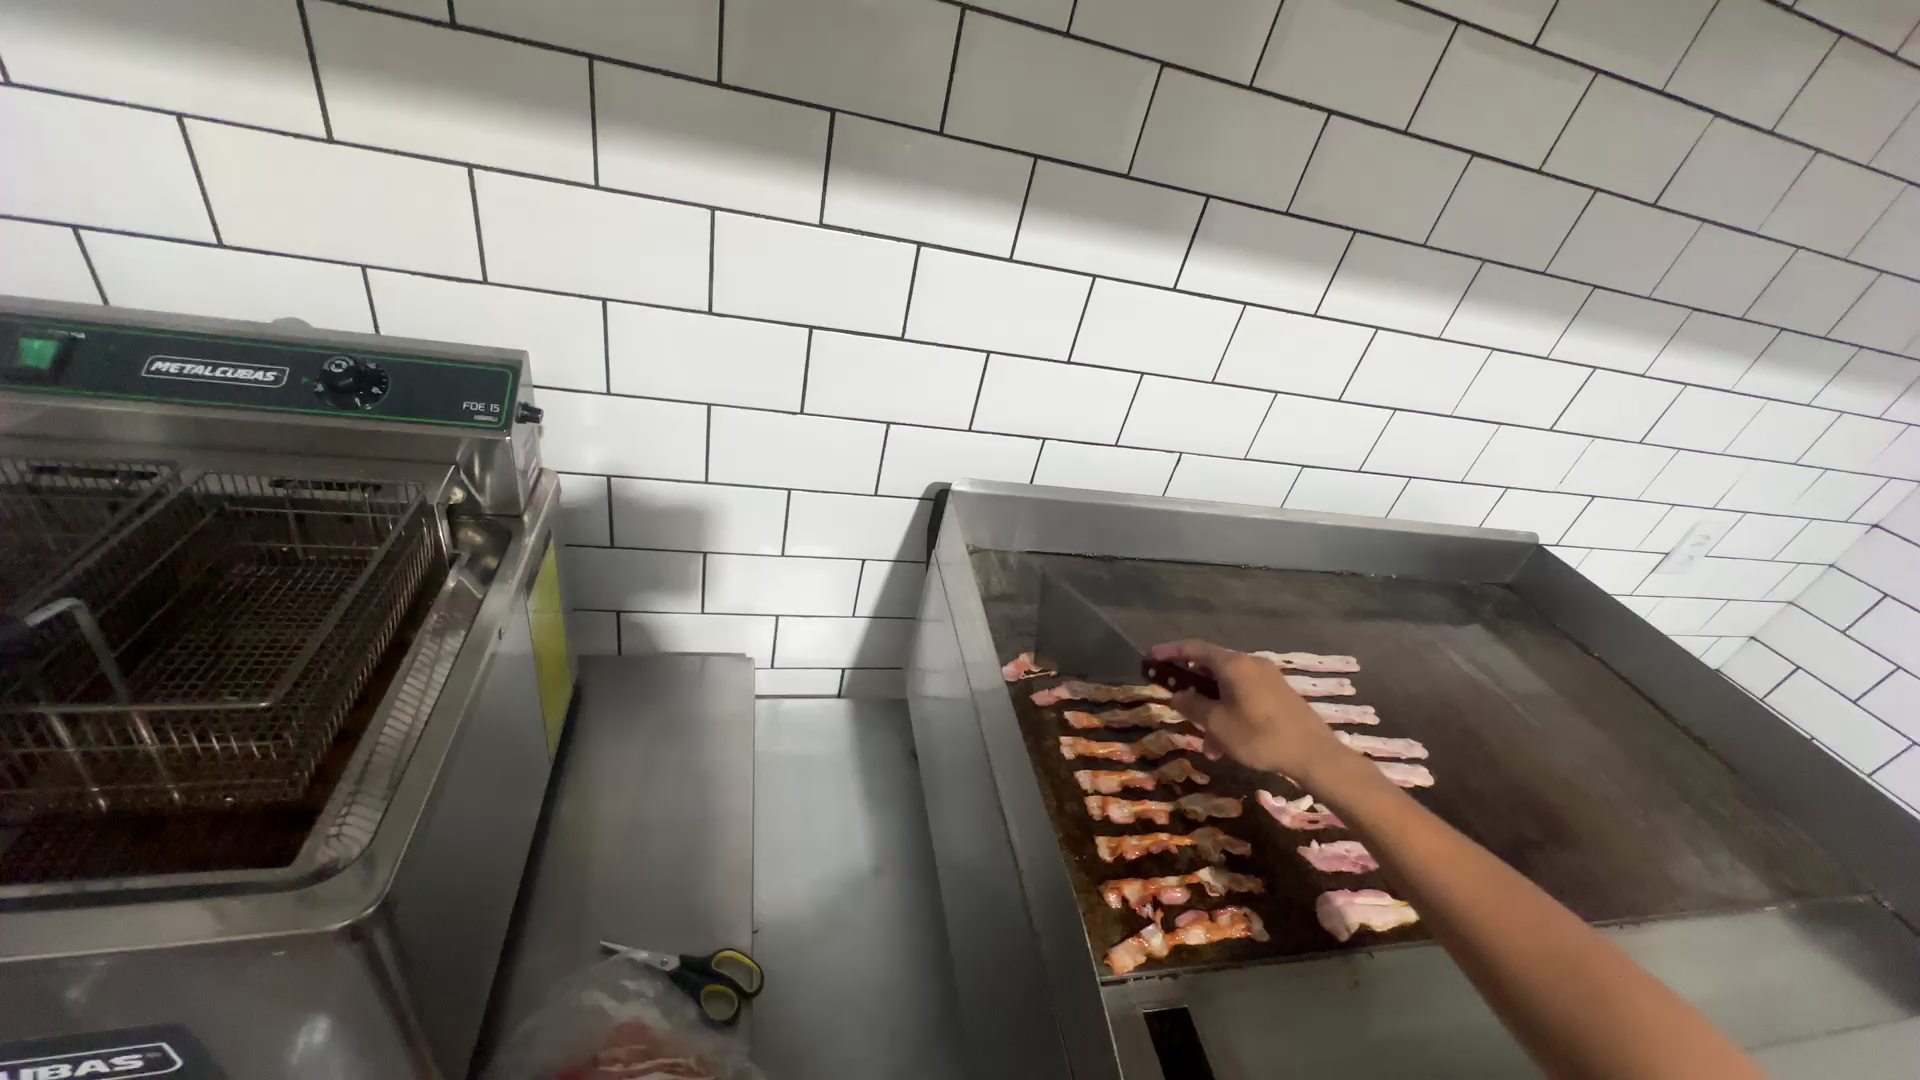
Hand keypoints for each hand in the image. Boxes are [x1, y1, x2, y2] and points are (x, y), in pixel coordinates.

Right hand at [1150, 639, 1354, 784]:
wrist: (1315, 755)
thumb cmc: (1260, 736)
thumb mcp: (1218, 724)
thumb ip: (1192, 706)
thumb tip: (1178, 695)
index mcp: (1234, 664)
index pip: (1194, 648)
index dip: (1170, 651)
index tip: (1151, 656)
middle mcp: (1250, 664)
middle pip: (1211, 669)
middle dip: (1192, 692)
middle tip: (1178, 708)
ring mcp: (1267, 678)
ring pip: (1227, 689)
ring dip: (1212, 711)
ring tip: (1208, 745)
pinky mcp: (1278, 694)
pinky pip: (1243, 696)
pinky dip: (1229, 713)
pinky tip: (1228, 743)